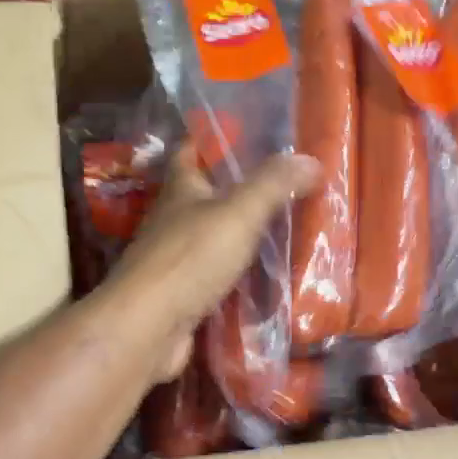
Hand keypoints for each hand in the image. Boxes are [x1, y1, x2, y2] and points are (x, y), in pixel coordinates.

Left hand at [99, 146, 318, 382]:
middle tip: (282, 182)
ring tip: (285, 227)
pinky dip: (238, 272)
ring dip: (240, 231)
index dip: (211, 137)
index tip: (245, 131)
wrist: (147, 327)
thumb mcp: (237, 214)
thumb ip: (272, 186)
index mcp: (180, 187)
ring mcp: (174, 257)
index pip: (190, 149)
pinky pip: (216, 274)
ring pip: (212, 234)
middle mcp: (172, 217)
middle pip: (204, 193)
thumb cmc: (189, 258)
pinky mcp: (182, 293)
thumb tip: (310, 158)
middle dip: (236, 186)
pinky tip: (268, 276)